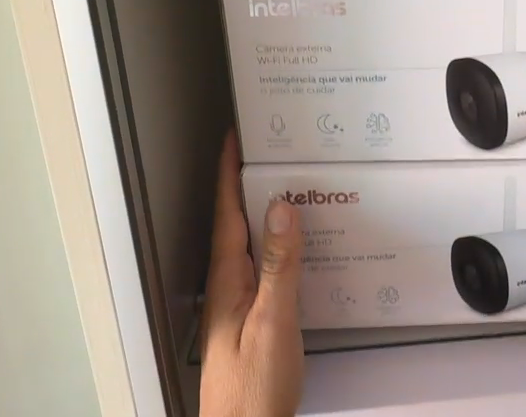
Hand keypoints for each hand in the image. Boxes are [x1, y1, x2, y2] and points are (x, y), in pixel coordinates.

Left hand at [199, 131, 303, 416]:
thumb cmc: (254, 387)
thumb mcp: (273, 321)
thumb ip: (278, 265)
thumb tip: (281, 206)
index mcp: (228, 278)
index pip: (227, 212)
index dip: (229, 173)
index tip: (236, 137)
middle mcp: (228, 284)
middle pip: (237, 221)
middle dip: (249, 182)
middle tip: (272, 149)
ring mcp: (237, 302)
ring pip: (250, 242)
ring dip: (263, 209)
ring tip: (288, 182)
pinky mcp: (251, 317)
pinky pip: (263, 263)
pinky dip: (277, 241)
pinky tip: (298, 243)